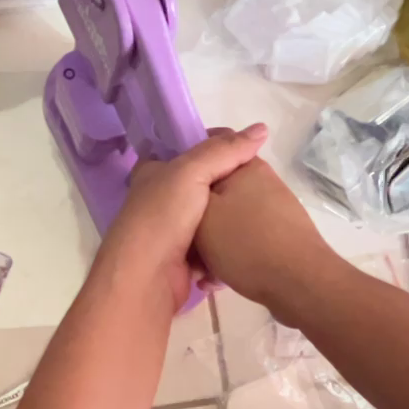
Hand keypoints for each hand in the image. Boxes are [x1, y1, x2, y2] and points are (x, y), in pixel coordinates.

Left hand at [95, 125, 267, 310]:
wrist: (146, 279)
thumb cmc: (162, 217)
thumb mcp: (192, 172)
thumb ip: (225, 150)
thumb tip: (262, 129)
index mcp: (154, 171)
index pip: (188, 148)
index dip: (216, 144)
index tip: (249, 148)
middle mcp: (160, 199)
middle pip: (203, 185)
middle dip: (229, 185)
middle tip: (261, 182)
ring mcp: (172, 231)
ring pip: (210, 218)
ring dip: (230, 219)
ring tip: (260, 211)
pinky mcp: (184, 259)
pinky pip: (212, 247)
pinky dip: (225, 246)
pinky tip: (246, 240)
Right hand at [194, 154, 339, 310]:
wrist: (298, 282)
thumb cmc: (245, 244)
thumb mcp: (202, 217)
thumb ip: (188, 196)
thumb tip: (184, 184)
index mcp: (245, 167)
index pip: (210, 148)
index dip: (184, 166)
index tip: (167, 190)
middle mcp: (260, 182)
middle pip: (215, 192)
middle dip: (196, 219)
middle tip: (182, 243)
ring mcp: (271, 210)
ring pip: (226, 221)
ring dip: (210, 245)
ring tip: (200, 271)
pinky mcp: (278, 236)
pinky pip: (241, 240)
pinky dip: (227, 256)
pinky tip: (217, 280)